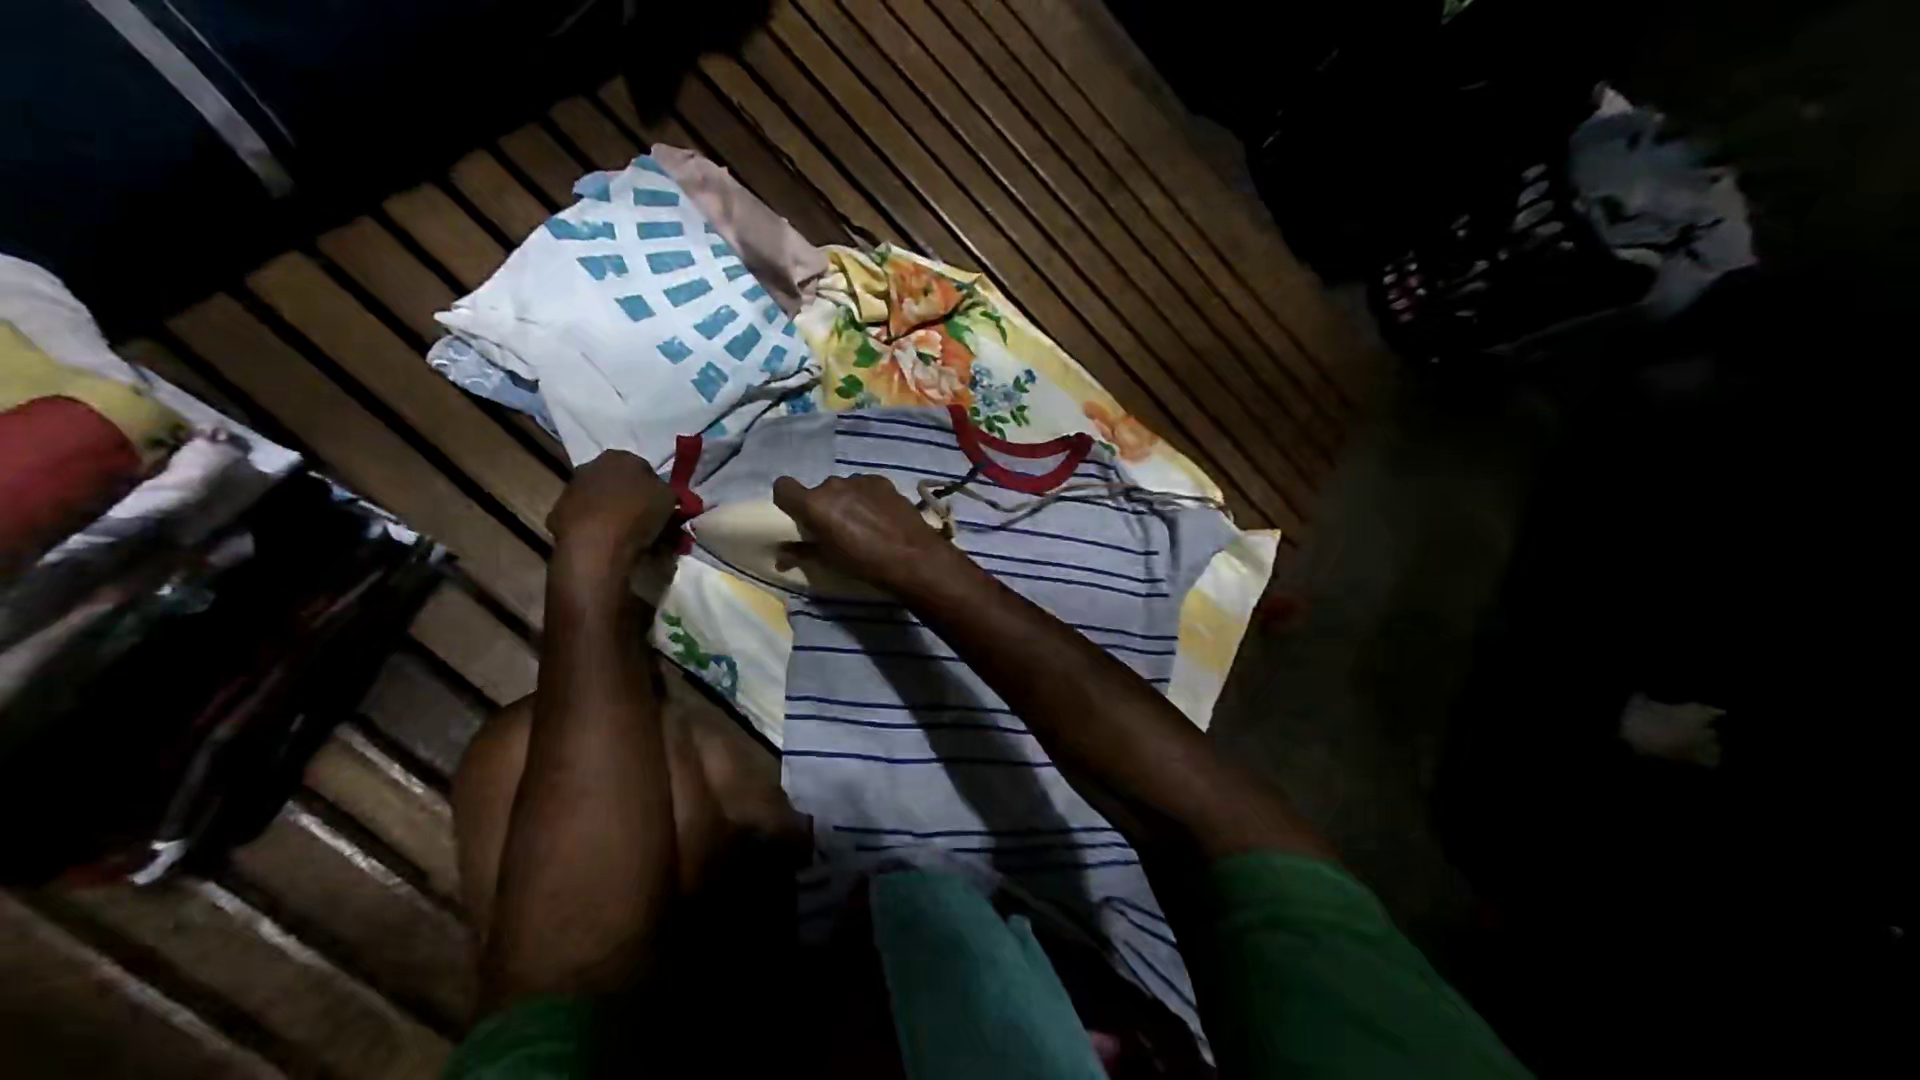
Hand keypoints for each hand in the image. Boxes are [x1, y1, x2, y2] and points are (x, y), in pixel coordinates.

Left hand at [548, 451, 678, 586]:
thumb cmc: (637, 513)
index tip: (662, 505)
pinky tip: (607, 543)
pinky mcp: (557, 514)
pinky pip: (586, 520)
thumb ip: (667, 491)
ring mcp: (570, 490)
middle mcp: (591, 465)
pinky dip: (596, 528)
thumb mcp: (670, 498)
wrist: (596, 545)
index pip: (643, 467)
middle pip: (618, 482)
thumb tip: (660, 494)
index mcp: (620, 456)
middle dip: (631, 497)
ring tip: (628, 536)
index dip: (654, 486)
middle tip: (646, 520)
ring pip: (600, 500)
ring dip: (612, 513)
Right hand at [772, 474, 958, 595]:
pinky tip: (881, 517)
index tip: (798, 516)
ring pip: (843, 488)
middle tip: (836, 528)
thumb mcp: (829, 560)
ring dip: (846, 501)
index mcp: (814, 504)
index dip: (788, 500)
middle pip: (818, 491)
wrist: (913, 557)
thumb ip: (801, 552)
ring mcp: (859, 480)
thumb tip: (781, 555)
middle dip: (823, 506)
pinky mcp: (882, 480)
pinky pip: (864, 486)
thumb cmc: (864, 563)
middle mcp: (833, 485)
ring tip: (863, 524)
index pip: (783, 487)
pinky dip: (867, 498)